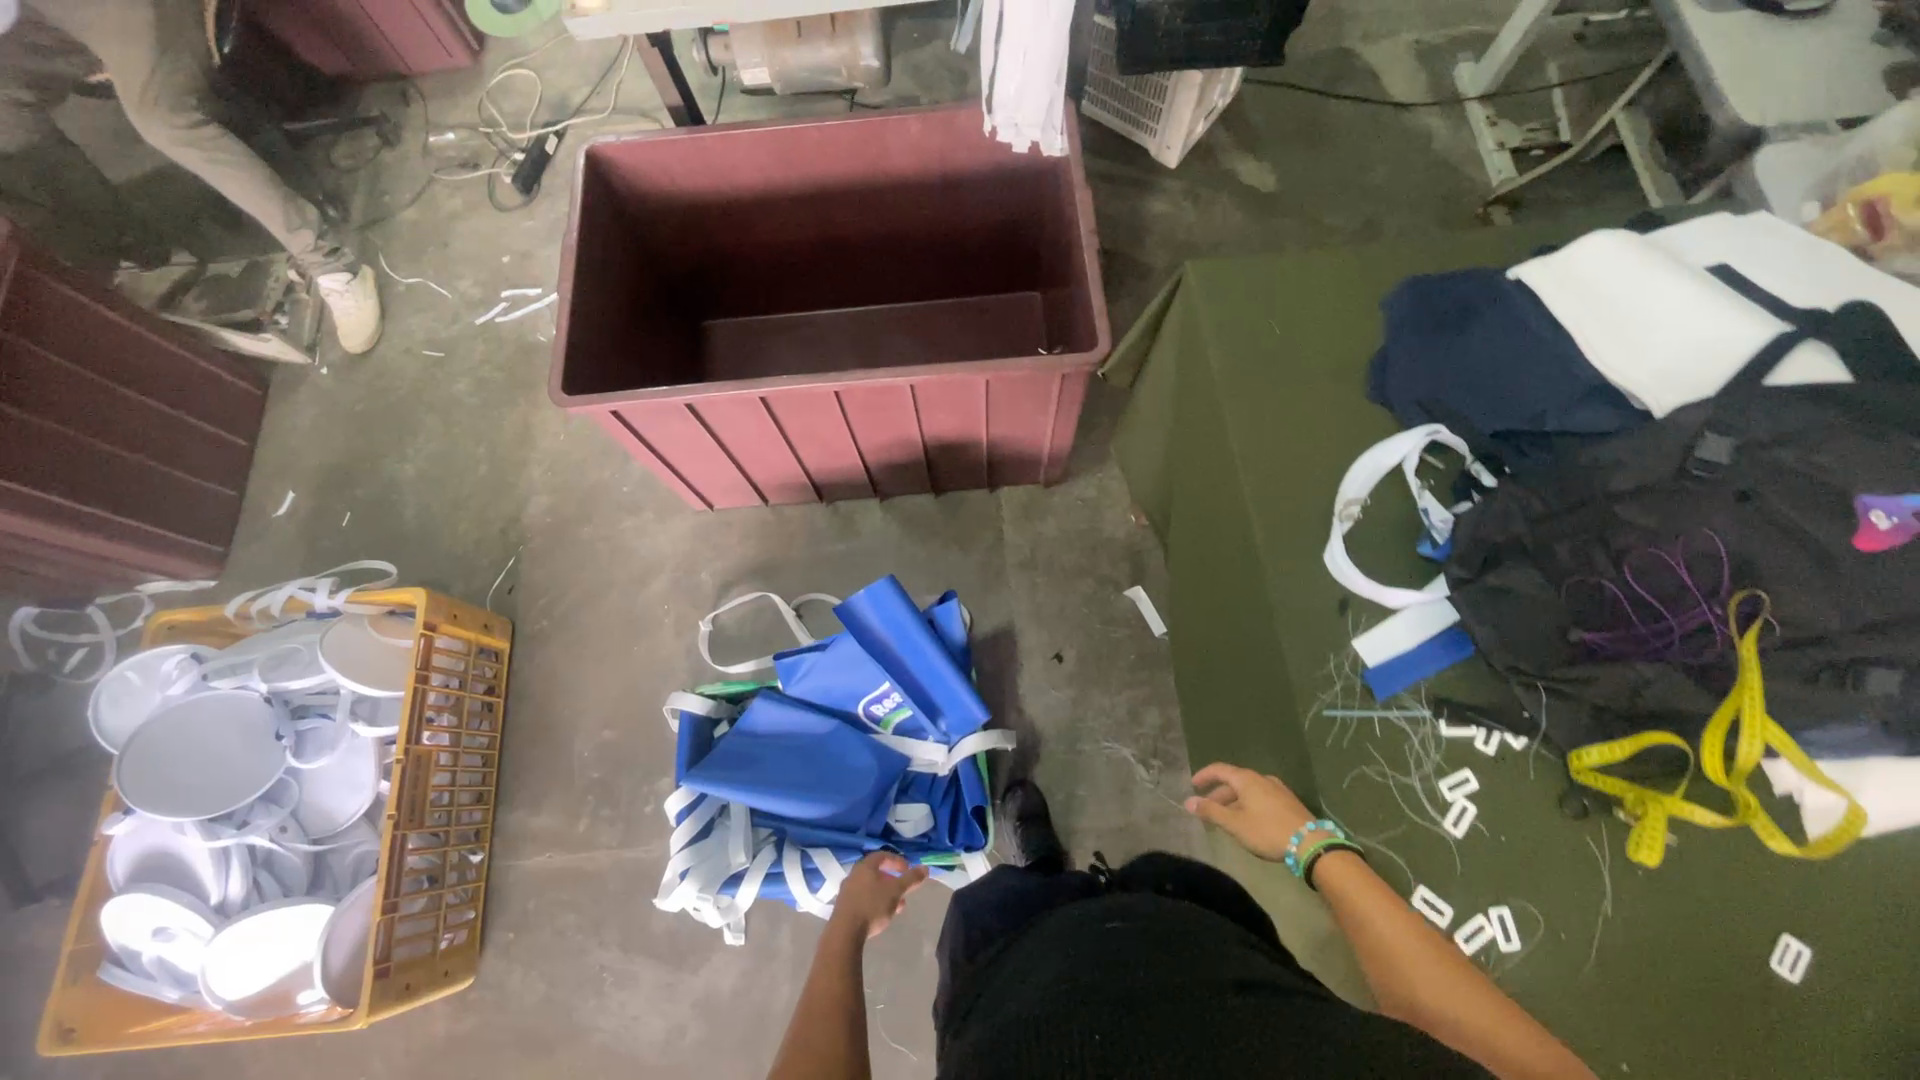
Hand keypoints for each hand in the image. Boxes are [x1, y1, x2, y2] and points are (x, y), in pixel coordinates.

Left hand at [830, 852, 929, 939]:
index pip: (882, 856)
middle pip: (875, 872)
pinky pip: (863, 899)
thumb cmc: (872, 905)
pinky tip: (883, 915)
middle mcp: (853, 875)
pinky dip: (876, 902)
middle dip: (892, 880)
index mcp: (865, 867)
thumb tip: (925, 868)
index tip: (907, 870)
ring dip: (886, 893)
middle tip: (904, 889)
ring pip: (870, 887)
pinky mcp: (844, 907)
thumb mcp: (896, 891)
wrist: (845, 932)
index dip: (896, 860)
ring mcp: (847, 892)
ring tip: (898, 906)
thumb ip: (910, 879)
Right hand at [1185, 763, 1320, 861]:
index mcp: (1246, 780)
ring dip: (1233, 802)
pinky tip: (1248, 821)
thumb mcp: (1234, 824)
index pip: (1219, 769)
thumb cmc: (1267, 831)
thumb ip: (1210, 811)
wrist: (1310, 844)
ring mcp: (1277, 789)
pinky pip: (1260, 798)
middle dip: (1218, 795)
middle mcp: (1262, 779)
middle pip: (1234, 781)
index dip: (1204, 776)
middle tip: (1207, 810)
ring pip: (1248, 791)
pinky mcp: (1288, 802)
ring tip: (1226, 819)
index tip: (1192, 785)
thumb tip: (1188, 801)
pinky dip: (1247, 805)